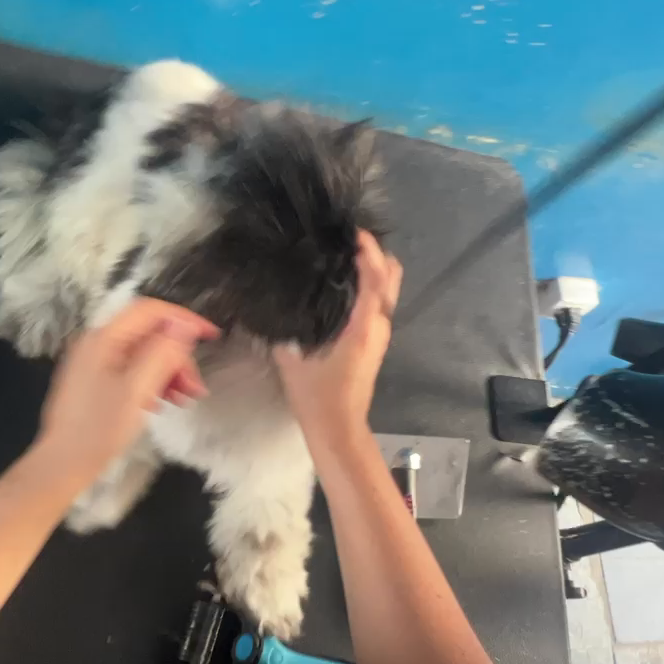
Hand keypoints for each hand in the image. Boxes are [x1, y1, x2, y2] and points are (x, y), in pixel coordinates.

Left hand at [30, 299, 217, 485]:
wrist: (63, 464)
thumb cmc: (99, 428)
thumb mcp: (137, 389)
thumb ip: (162, 352)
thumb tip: (184, 325)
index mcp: (104, 339)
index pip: (150, 311)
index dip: (184, 319)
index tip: (211, 336)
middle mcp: (98, 344)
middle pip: (149, 335)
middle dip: (177, 357)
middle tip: (196, 387)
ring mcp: (96, 363)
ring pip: (144, 355)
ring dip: (169, 372)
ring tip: (185, 399)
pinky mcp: (97, 383)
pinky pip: (133, 371)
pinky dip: (153, 382)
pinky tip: (162, 404)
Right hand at [273, 231, 402, 449]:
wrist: (338, 429)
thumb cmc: (318, 398)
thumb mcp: (293, 363)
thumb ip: (284, 335)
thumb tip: (272, 312)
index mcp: (363, 328)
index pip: (374, 280)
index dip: (369, 253)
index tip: (355, 234)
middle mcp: (378, 327)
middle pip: (391, 280)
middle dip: (378, 256)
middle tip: (352, 241)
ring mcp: (379, 336)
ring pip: (387, 293)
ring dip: (375, 271)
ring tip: (347, 256)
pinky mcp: (374, 344)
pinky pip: (378, 305)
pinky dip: (370, 287)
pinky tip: (346, 285)